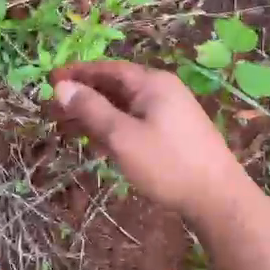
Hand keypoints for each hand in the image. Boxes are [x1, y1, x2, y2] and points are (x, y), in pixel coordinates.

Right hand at [49, 61, 255, 221]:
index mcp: (152, 84)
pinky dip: (110, 127)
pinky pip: (132, 121)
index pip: (106, 69)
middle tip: (51, 109)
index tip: (49, 81)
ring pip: (121, 106)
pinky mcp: (171, 134)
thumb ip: (90, 108)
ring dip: (92, 114)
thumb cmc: (167, 163)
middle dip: (81, 97)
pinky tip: (94, 142)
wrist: (219, 201)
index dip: (76, 74)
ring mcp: (168, 114)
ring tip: (64, 127)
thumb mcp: (121, 135)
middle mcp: (161, 92)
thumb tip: (61, 87)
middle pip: (112, 86)